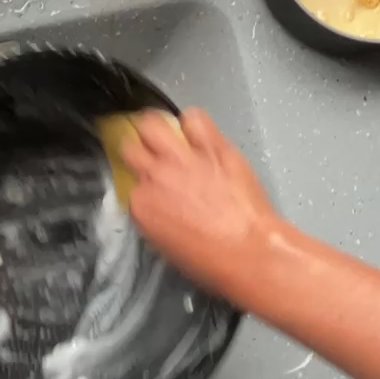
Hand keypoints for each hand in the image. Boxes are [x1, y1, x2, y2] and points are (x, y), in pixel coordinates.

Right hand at [118, 107, 280, 296]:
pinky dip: (193, 122)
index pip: (128, 183)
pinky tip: (198, 133)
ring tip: (167, 134)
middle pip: (130, 146)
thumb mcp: (167, 246)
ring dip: (156, 127)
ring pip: (152, 123)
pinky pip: (195, 118)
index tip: (149, 184)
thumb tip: (157, 204)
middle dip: (138, 148)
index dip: (141, 182)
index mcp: (142, 206)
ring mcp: (183, 158)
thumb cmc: (214, 261)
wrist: (251, 253)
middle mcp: (157, 176)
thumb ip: (154, 217)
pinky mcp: (213, 147)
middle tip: (148, 152)